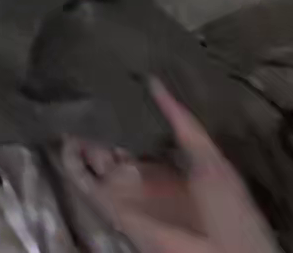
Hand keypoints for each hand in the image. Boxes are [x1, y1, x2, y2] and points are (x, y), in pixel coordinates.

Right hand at [63, 81, 278, 252]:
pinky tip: (67, 134)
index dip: (120, 109)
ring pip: (88, 150)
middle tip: (76, 85)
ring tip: (64, 102)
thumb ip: (183, 122)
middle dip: (94, 116)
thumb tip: (152, 79)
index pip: (134, 130)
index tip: (105, 80)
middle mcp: (137, 172)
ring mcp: (120, 186)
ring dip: (77, 131)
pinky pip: (77, 173)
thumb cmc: (228, 213)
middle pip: (107, 137)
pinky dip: (68, 155)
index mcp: (164, 165)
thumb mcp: (212, 163)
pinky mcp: (104, 199)